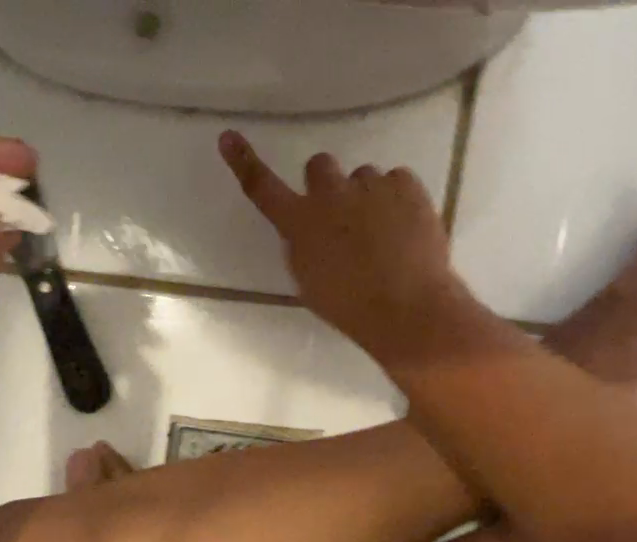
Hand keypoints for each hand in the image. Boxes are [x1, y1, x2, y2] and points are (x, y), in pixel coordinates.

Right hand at [220, 131, 469, 359]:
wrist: (407, 310)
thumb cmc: (351, 308)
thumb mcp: (310, 283)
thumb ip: (303, 246)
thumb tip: (309, 229)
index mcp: (299, 224)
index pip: (263, 187)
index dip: (244, 162)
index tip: (228, 137)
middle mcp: (329, 194)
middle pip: (319, 165)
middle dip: (327, 184)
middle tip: (343, 217)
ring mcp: (370, 185)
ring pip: (362, 177)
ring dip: (365, 196)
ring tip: (383, 234)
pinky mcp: (405, 184)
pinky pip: (396, 180)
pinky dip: (398, 199)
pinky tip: (405, 229)